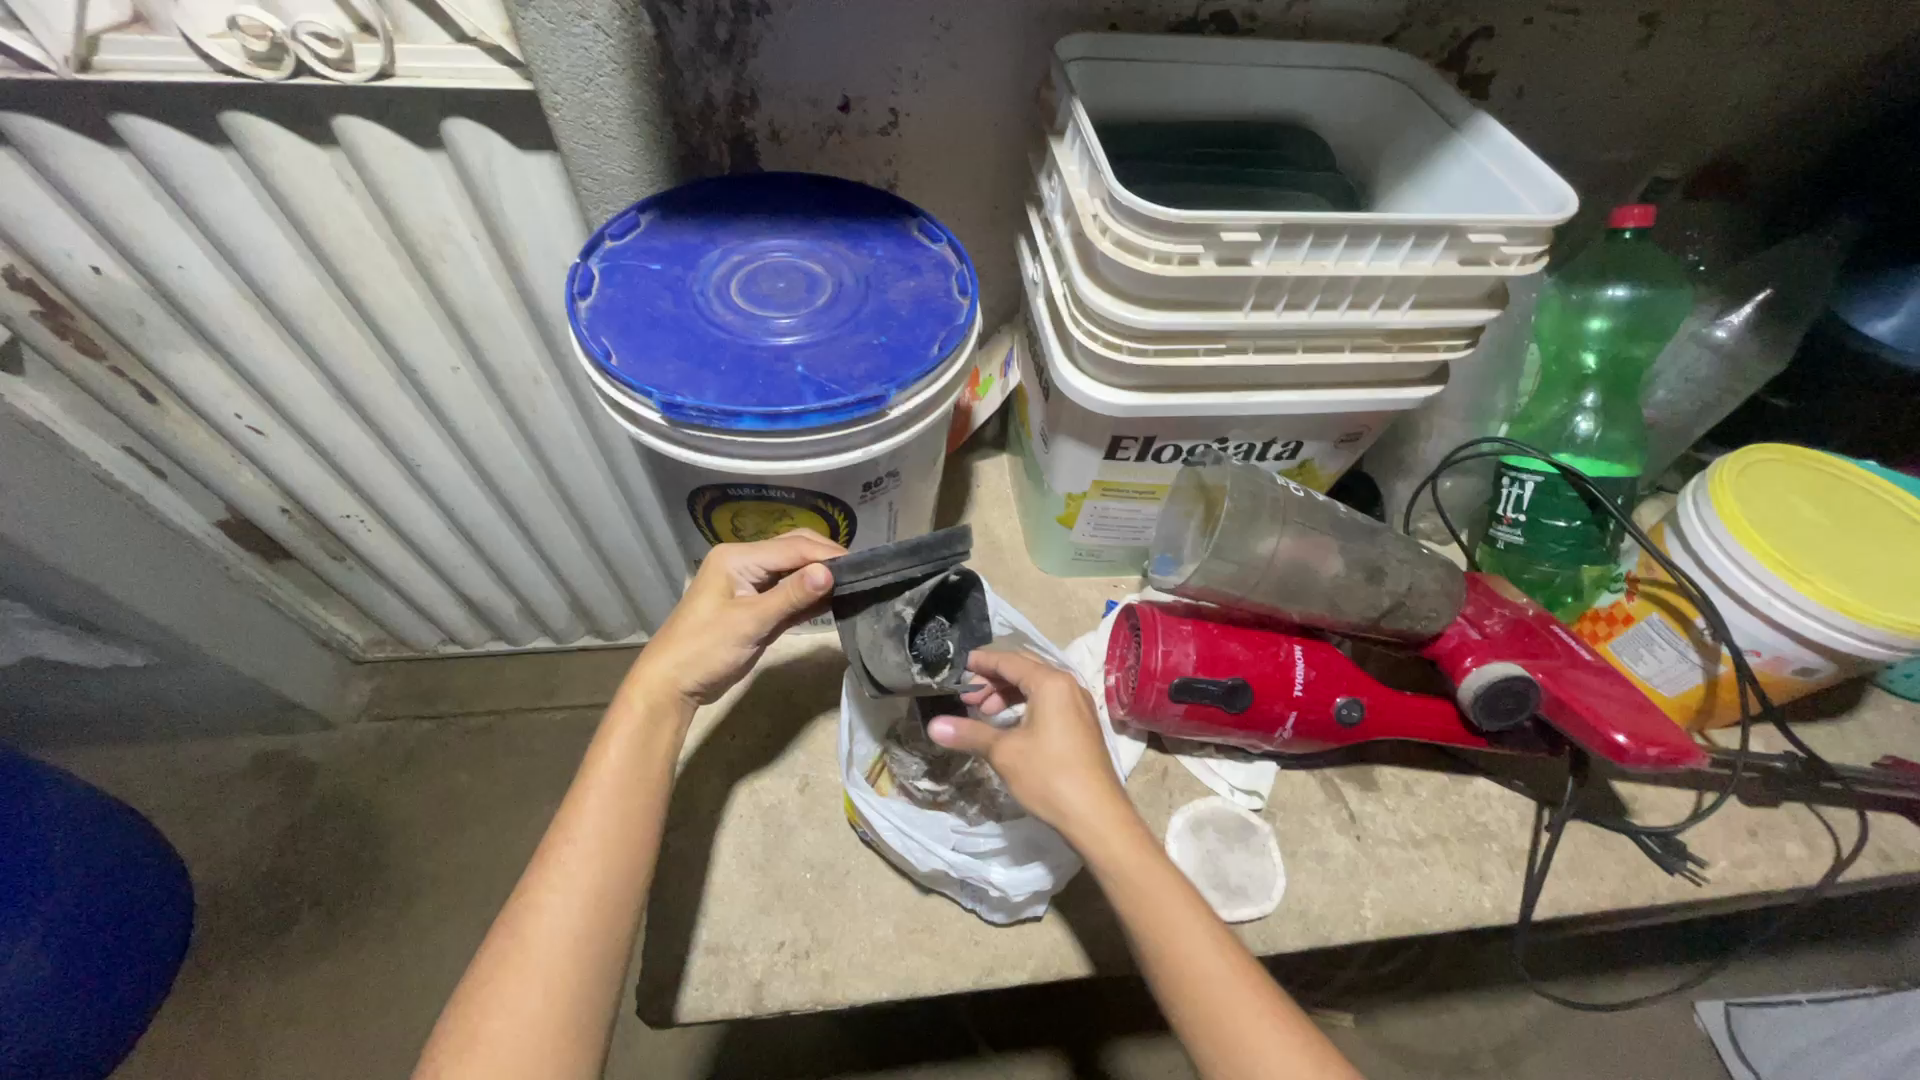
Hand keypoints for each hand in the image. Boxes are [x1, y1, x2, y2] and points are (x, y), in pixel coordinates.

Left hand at [623, 531, 844, 708]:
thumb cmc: (705, 649)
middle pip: (795, 550)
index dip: (828, 555)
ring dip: (821, 577)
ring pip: (794, 571)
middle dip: (827, 559)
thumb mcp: (750, 622)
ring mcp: (751, 584)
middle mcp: (746, 563)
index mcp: (738, 557)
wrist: (672, 685)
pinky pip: (789, 593)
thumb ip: (791, 596)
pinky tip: (835, 600)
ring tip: (856, 584)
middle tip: (864, 574)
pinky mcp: (757, 607)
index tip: (863, 566)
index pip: (793, 547)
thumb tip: (830, 573)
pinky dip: (810, 596)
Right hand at [926, 649, 1136, 843]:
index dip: (981, 662)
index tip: (958, 666)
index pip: (1009, 661)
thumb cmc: (1049, 777)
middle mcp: (1068, 685)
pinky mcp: (1082, 724)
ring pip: (1037, 686)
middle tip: (967, 696)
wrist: (1097, 816)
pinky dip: (1025, 705)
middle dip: (993, 679)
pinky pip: (1049, 701)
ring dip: (1008, 693)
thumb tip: (933, 726)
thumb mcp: (1004, 752)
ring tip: (984, 712)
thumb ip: (969, 732)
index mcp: (1050, 683)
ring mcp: (1079, 705)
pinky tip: (1009, 726)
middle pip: (1024, 668)